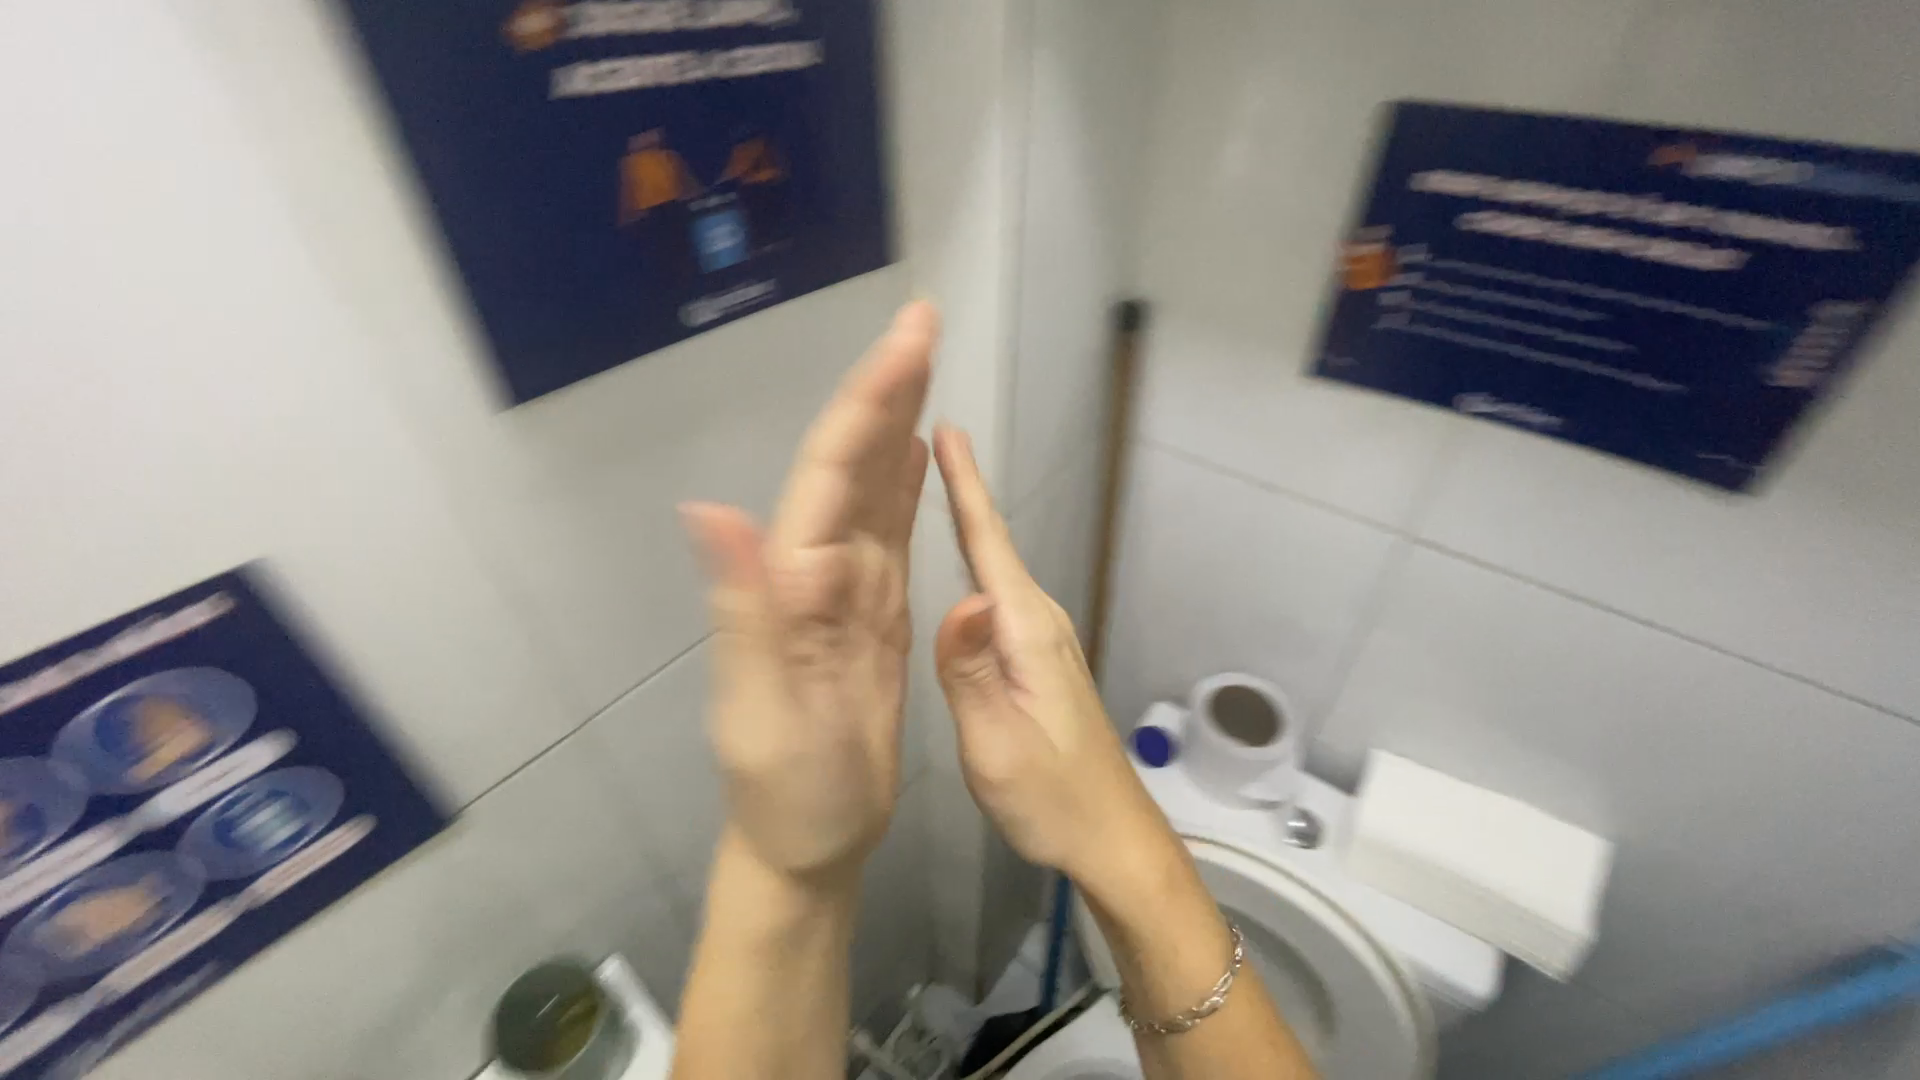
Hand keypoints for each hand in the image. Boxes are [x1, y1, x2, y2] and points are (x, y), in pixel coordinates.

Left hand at [681, 302, 937, 886]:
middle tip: (924, 324)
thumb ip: (742, 610)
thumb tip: (710, 508)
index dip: (869, 401)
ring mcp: (847, 588)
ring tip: (924, 365)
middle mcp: (815, 569)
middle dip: (886, 389)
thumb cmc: (788, 790)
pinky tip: (916, 453)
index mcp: (791, 581)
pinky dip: (904, 484)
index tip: (911, 338)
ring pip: (874, 487)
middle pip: (852, 463)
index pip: (831, 473)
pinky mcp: (874, 611)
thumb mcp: (762, 710)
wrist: (811, 839)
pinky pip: (891, 531)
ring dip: (896, 423)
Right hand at [929, 425, 1176, 892]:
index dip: (965, 486)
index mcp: (1027, 631)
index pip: (990, 544)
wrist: (1110, 834)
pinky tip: (959, 563)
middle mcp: (1040, 621)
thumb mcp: (996, 742)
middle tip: (922, 445)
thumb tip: (960, 595)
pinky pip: (1000, 597)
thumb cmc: (1050, 796)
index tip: (946, 431)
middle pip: (994, 545)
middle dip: (961, 490)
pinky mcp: (1041, 659)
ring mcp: (1045, 640)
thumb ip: (972, 670)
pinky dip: (976, 563)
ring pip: (998, 567)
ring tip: (930, 485)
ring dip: (968, 522)